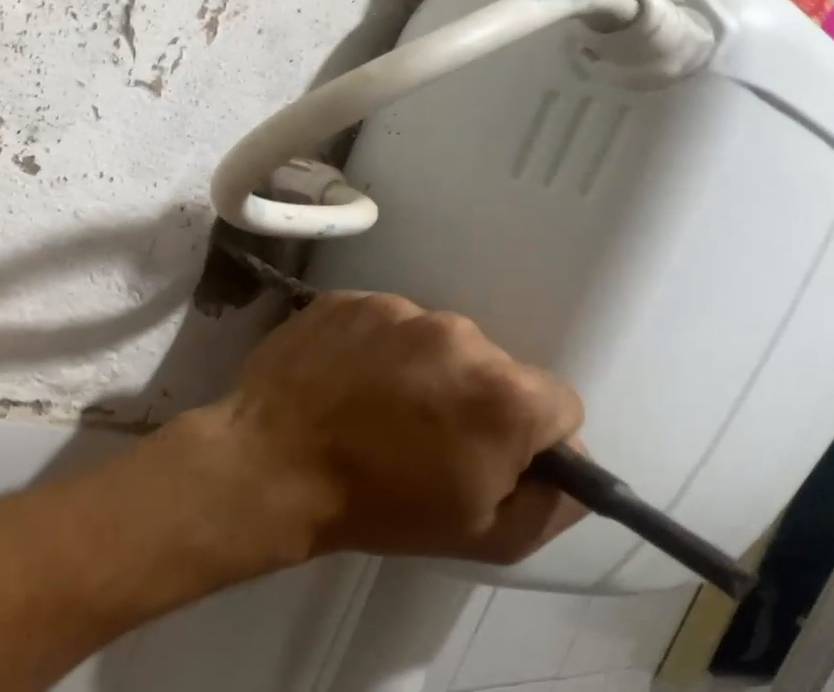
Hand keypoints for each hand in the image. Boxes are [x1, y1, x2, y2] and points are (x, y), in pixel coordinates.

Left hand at [216, 292, 585, 563]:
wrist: (268, 464)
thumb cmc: (378, 505)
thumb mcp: (491, 533)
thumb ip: (556, 497)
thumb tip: (565, 460)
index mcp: (506, 393)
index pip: (556, 405)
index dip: (528, 439)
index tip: (484, 457)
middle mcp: (457, 335)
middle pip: (491, 367)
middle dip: (470, 399)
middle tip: (418, 436)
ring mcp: (392, 310)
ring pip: (433, 341)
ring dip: (418, 369)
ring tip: (371, 407)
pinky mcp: (341, 300)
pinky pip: (380, 323)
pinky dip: (371, 348)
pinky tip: (342, 380)